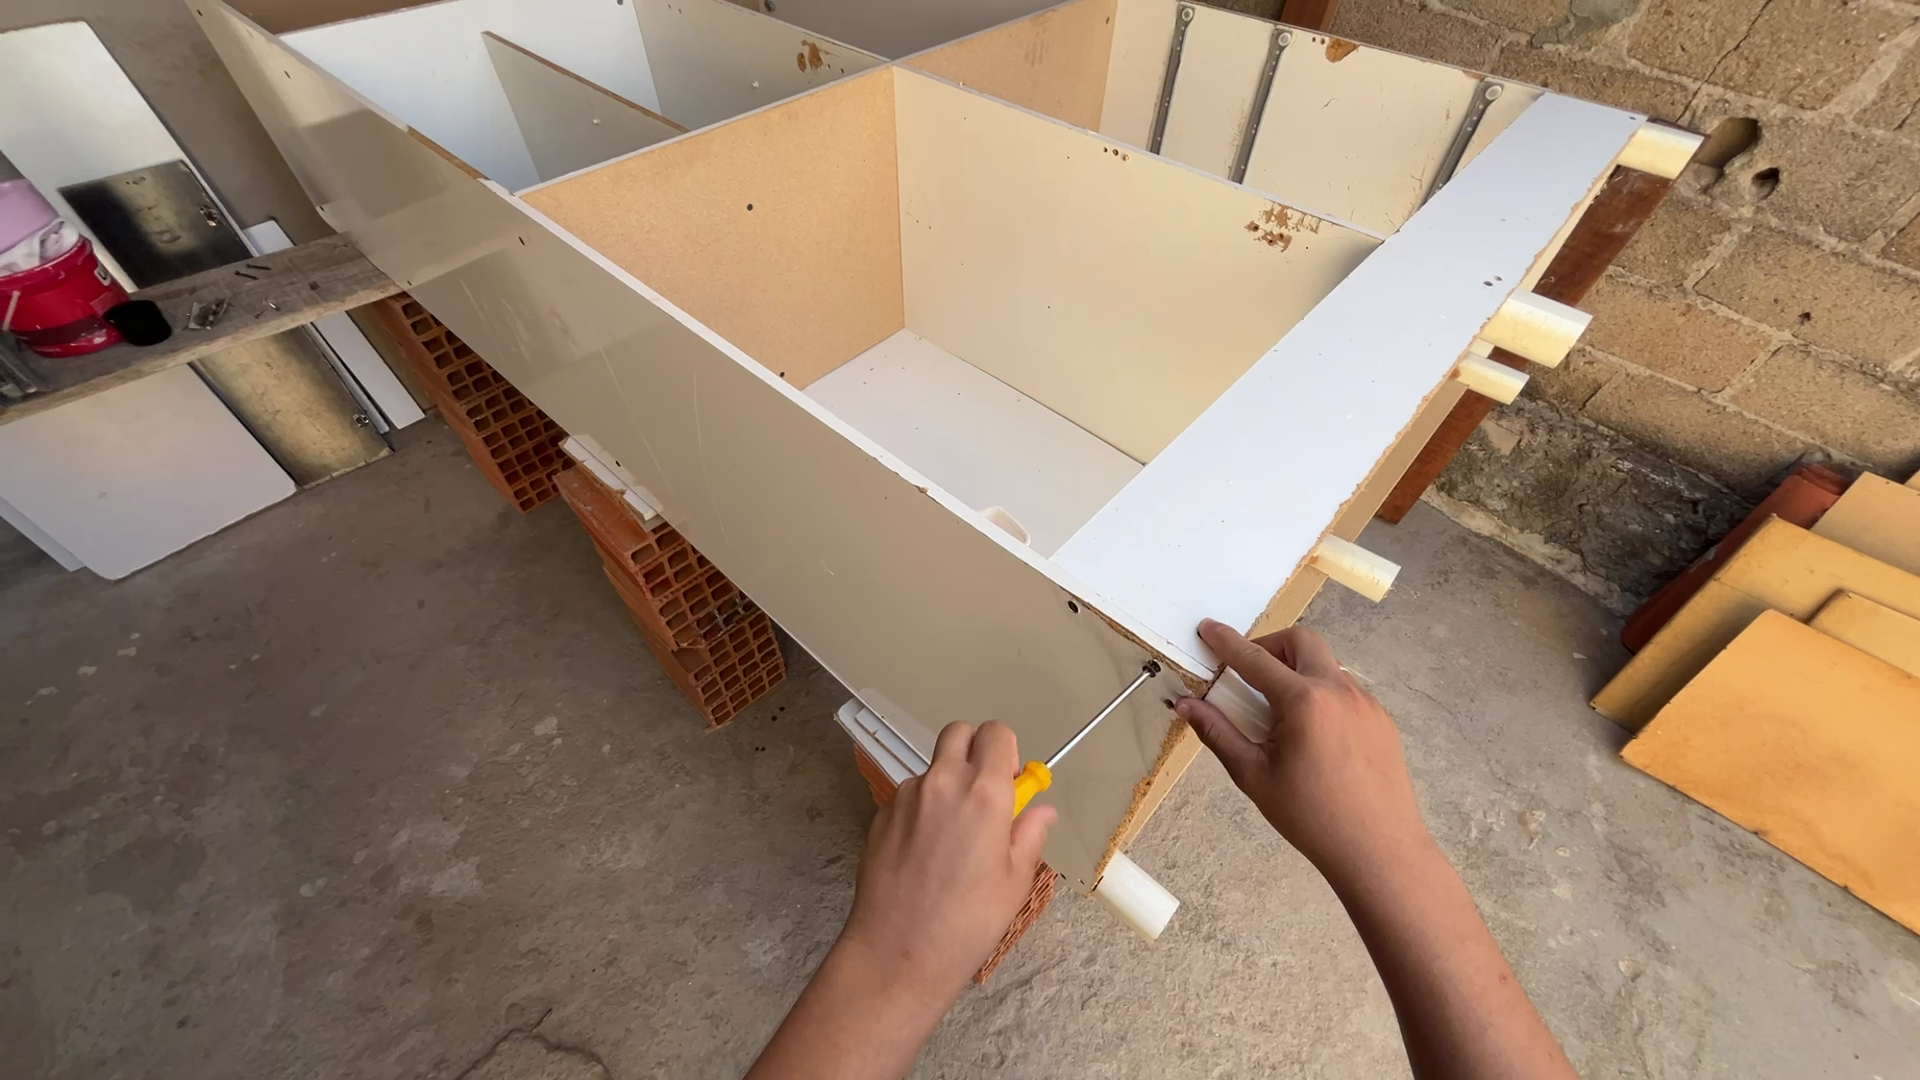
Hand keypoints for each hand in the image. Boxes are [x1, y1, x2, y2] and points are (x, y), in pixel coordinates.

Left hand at [744, 723, 1055, 1079]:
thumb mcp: (1014, 881)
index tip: (1008, 780)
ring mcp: (907, 795)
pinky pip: (908, 796)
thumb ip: (1029, 834)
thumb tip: (1041, 810)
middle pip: (958, 733)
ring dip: (944, 784)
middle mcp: (943, 781)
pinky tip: (921, 853)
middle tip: (980, 792)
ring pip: (932, 767)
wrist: (897, 952)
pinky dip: (920, 810)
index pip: (996, 733)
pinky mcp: (881, 813)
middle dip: (973, 751)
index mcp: (984, 792)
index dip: (1005, 751)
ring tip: (948, 837)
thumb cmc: (968, 921)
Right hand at [1176, 618, 1434, 896]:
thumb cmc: (1311, 817)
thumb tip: (1186, 706)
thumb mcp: (1253, 775)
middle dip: (1270, 645)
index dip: (1225, 641)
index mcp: (1303, 701)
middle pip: (1300, 640)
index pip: (1254, 658)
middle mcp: (1339, 691)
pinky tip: (1312, 734)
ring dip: (1296, 670)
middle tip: (1250, 675)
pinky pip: (1344, 690)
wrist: (1381, 852)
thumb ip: (1217, 732)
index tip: (1208, 628)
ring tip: (1280, 712)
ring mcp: (1367, 704)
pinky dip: (1319, 693)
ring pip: (1325, 664)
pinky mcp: (1382, 721)